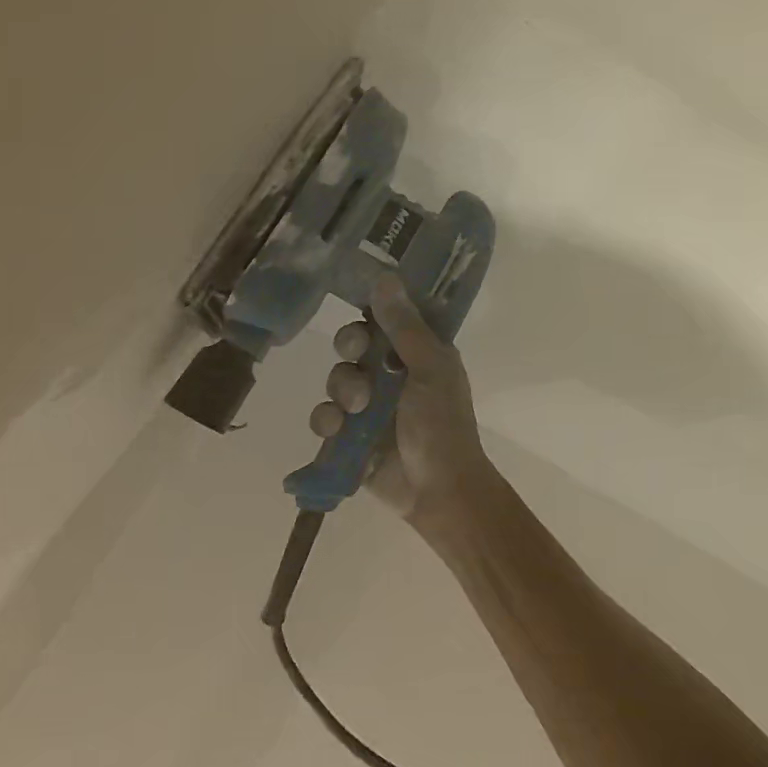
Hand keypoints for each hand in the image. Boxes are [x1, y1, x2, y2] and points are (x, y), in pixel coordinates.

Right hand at [308, 274, 488, 524]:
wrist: (437, 490)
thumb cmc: (442, 424)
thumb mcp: (430, 369)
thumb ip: (404, 326)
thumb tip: (385, 276)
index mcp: (417, 354)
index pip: (387, 318)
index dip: (371, 310)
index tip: (360, 304)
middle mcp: (391, 373)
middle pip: (354, 343)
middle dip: (349, 345)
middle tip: (356, 353)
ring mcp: (369, 405)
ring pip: (337, 377)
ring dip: (342, 387)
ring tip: (358, 408)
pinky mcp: (349, 434)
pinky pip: (326, 415)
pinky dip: (327, 420)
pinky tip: (337, 428)